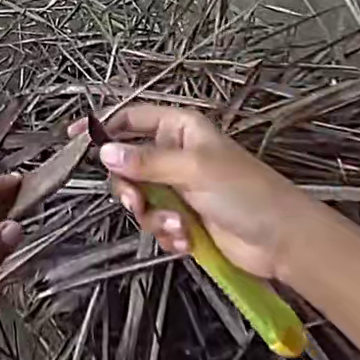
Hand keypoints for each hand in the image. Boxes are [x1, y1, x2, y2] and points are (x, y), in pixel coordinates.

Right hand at [77, 105, 321, 282]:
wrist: (283, 241)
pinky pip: (155, 222)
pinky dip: (166, 233)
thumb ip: (146, 161)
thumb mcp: (193, 169)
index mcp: (180, 129)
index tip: (76, 136)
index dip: (104, 126)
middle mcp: (174, 154)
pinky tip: (186, 239)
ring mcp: (177, 187)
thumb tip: (104, 152)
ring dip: (153, 216)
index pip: (131, 119)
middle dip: (130, 186)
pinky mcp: (182, 217)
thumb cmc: (246, 191)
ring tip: (177, 227)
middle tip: (136, 200)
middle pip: (127, 163)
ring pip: (139, 197)